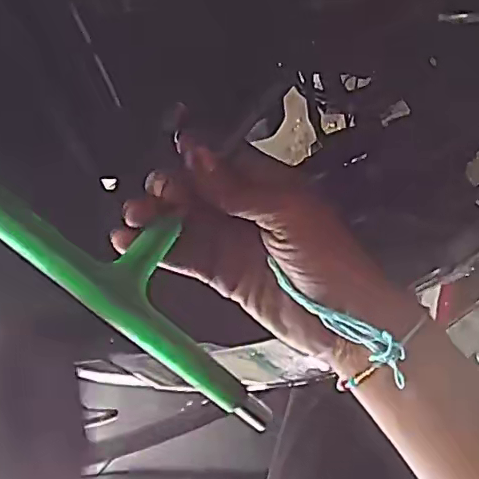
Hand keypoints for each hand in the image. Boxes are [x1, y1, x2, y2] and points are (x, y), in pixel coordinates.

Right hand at [110, 135, 420, 375]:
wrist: (343, 321)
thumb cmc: (336, 263)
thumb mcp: (288, 215)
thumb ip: (239, 190)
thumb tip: (201, 159)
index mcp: (269, 185)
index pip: (221, 161)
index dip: (194, 158)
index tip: (172, 157)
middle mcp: (248, 210)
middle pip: (196, 189)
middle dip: (169, 188)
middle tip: (154, 195)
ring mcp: (234, 241)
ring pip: (184, 222)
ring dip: (156, 218)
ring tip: (134, 219)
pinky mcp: (224, 273)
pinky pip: (185, 255)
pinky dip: (159, 250)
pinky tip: (137, 244)